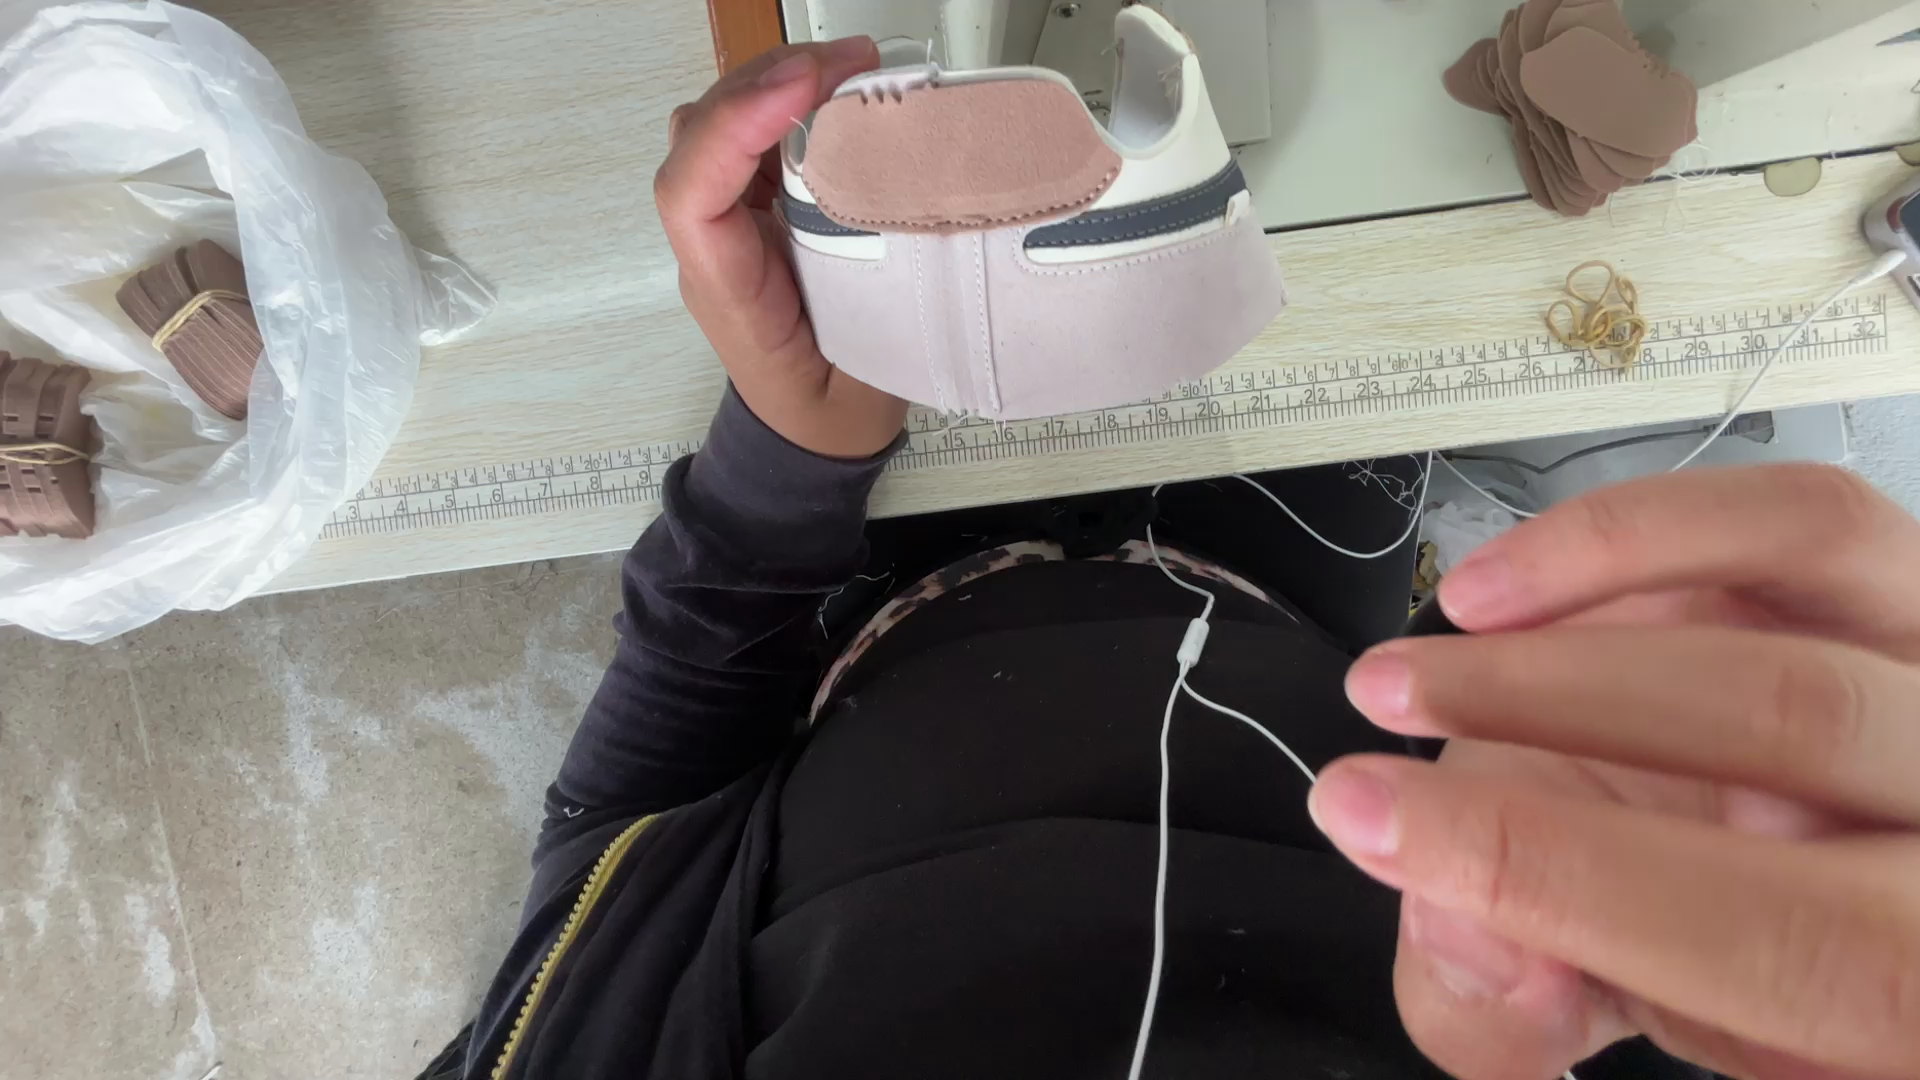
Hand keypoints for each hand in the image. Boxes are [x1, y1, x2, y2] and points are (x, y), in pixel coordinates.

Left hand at [654, 38, 907, 458]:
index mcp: (730, 297)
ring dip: (777, 87)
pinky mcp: (758, 223)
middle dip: (765, 85)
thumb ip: (884, 311)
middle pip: (700, 141)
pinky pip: (754, 149)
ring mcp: (734, 232)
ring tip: (847, 72)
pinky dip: (791, 112)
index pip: (693, 195)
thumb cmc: (828, 416)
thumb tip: (923, 227)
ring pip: (721, 132)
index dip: (735, 128)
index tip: (806, 90)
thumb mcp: (865, 382)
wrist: (807, 435)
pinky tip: (840, 103)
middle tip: (847, 66)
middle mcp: (718, 254)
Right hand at [1310, 465, 1919, 1079]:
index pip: (1788, 943)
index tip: (1363, 816)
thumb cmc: (1659, 922)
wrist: (1721, 830)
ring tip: (1413, 655)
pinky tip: (1492, 588)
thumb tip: (1459, 924)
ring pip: (1778, 634)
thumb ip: (1492, 1005)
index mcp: (1912, 989)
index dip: (1546, 873)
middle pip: (1788, 730)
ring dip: (1542, 638)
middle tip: (1378, 697)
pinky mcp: (1890, 585)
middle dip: (1525, 704)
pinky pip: (1796, 521)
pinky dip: (1616, 537)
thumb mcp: (1561, 998)